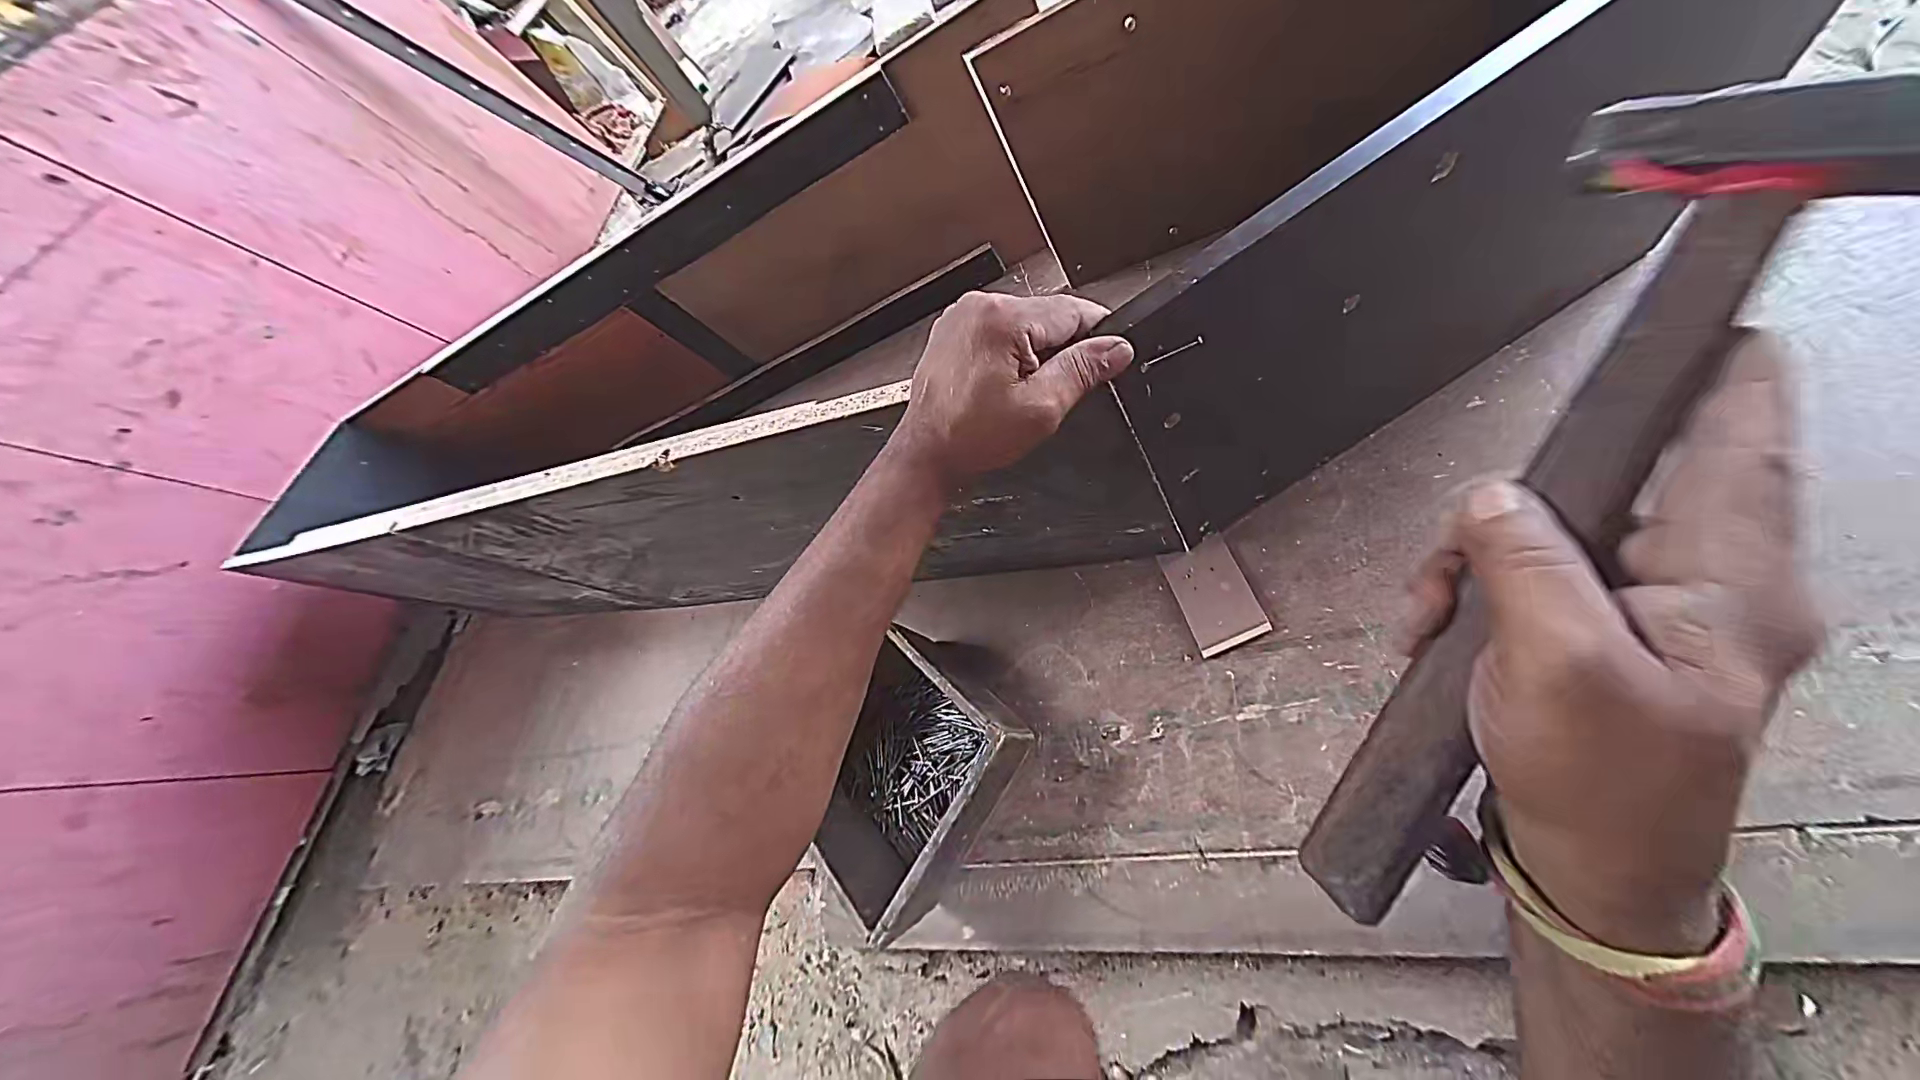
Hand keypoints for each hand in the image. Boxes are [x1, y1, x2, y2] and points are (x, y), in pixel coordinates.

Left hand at [887, 292, 1134, 488]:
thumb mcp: (1041, 408)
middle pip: (1049, 317)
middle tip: (1044, 393)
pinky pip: (998, 334)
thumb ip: (1082, 371)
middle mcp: (979, 307)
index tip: (1104, 363)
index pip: (1075, 310)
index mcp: (1002, 318)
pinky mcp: (954, 332)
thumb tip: (1117, 348)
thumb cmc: (968, 436)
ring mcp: (962, 317)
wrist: (926, 454)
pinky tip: (997, 388)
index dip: (1098, 338)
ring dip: (1032, 356)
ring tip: (1013, 394)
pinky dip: (1008, 357)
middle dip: (1058, 353)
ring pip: (1024, 326)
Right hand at [1403, 332, 1822, 953]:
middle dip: (1503, 519)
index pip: (1736, 448)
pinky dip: (1470, 594)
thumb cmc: (1597, 777)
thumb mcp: (1556, 666)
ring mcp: (1641, 608)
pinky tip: (1433, 632)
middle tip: (1443, 571)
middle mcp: (1698, 583)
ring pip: (1543, 534)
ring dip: (1469, 566)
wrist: (1589, 864)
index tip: (1701, 324)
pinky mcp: (1591, 630)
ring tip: (1426, 618)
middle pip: (1602, 490)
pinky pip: (1523, 577)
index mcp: (1727, 584)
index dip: (1720, 379)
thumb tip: (1491, 492)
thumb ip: (1527, 564)